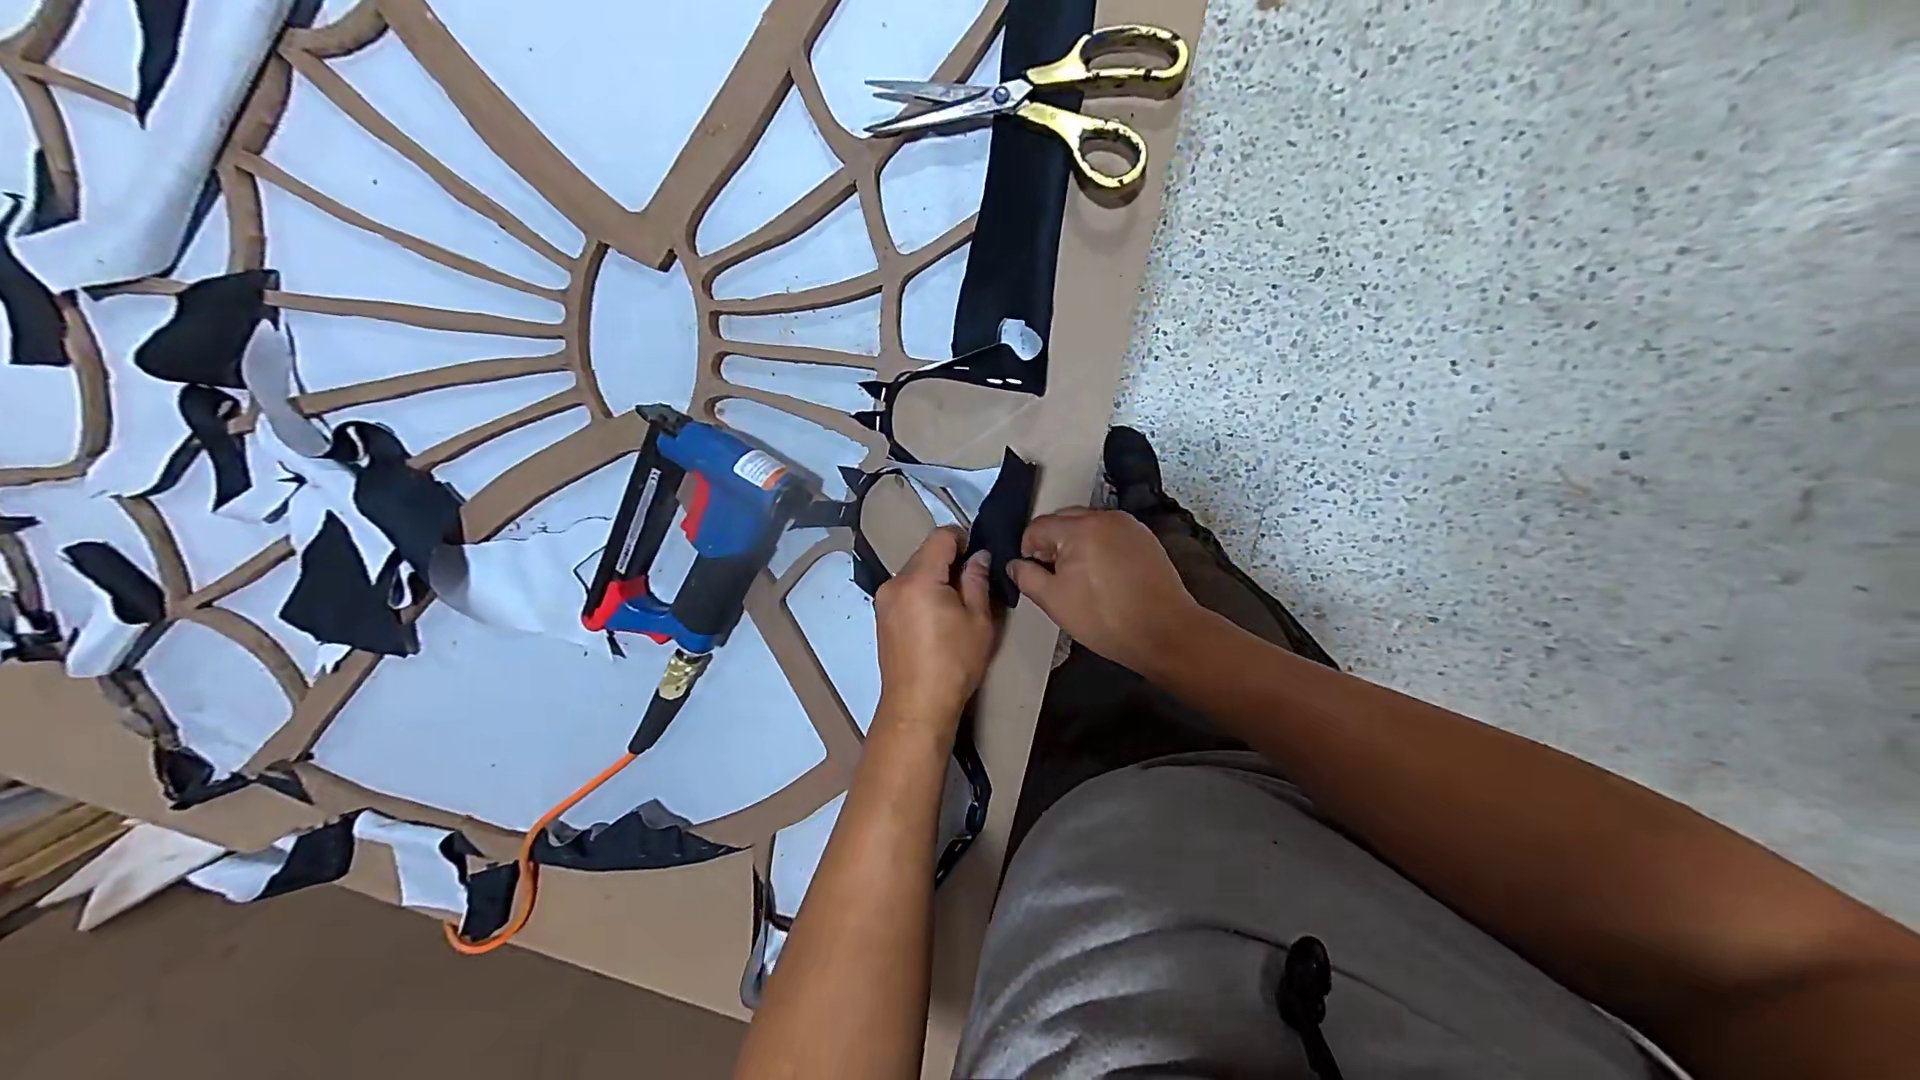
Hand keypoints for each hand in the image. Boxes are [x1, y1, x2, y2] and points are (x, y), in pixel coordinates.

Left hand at [873, 526, 997, 733]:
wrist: (917, 705)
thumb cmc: (953, 665)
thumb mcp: (978, 620)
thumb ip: (978, 580)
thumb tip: (979, 556)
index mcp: (919, 580)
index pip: (940, 537)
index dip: (963, 539)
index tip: (978, 556)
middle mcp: (895, 583)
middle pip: (925, 553)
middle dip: (949, 561)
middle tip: (973, 585)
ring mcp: (884, 600)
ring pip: (914, 571)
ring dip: (935, 578)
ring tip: (955, 606)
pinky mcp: (881, 616)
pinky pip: (905, 590)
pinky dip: (922, 592)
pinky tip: (937, 618)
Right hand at [1009, 508, 1208, 674]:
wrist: (1165, 632)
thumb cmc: (1110, 619)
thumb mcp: (1054, 601)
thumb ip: (1026, 577)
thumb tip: (1015, 565)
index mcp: (1080, 528)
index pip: (1037, 527)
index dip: (1028, 551)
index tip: (1033, 572)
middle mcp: (1105, 518)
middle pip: (1063, 521)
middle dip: (1053, 545)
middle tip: (1056, 578)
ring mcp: (1129, 526)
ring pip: (1088, 528)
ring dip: (1077, 546)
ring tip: (1082, 581)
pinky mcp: (1145, 539)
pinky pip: (1111, 536)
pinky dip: (1101, 550)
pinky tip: (1104, 579)